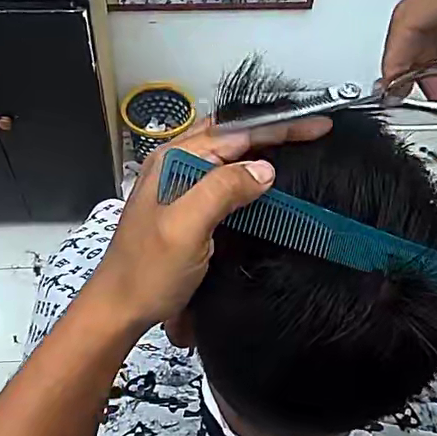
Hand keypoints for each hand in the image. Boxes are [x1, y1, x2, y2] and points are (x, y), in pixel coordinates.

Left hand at [80, 116, 332, 331]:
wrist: (121, 308)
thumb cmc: (145, 272)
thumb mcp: (184, 228)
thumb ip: (222, 190)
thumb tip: (264, 169)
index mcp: (174, 160)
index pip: (237, 133)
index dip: (280, 128)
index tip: (316, 127)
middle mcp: (178, 166)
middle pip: (236, 138)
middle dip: (276, 133)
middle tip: (314, 134)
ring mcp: (183, 187)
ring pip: (232, 158)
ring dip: (265, 152)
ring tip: (300, 149)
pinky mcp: (191, 209)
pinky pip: (227, 182)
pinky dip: (252, 177)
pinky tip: (269, 183)